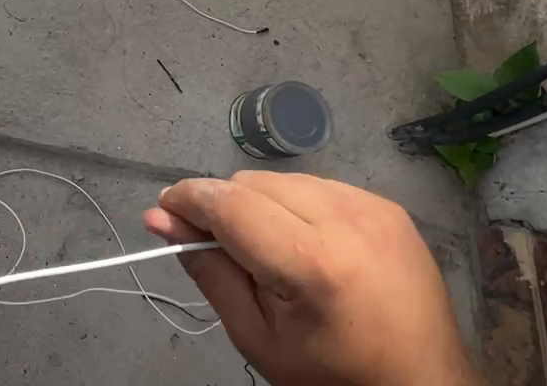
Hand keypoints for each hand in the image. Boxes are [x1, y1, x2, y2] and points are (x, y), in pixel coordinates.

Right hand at [143, 173, 476, 385]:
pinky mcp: (387, 205)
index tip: (163, 210)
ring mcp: (372, 206)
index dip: (189, 200)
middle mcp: (346, 218)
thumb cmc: (333, 378)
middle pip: (252, 184)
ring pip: (281, 179)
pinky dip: (296, 205)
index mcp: (314, 262)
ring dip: (260, 203)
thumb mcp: (258, 338)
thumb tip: (159, 220)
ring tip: (270, 250)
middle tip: (224, 249)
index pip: (230, 204)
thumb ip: (208, 270)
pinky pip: (316, 184)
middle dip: (226, 208)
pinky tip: (306, 242)